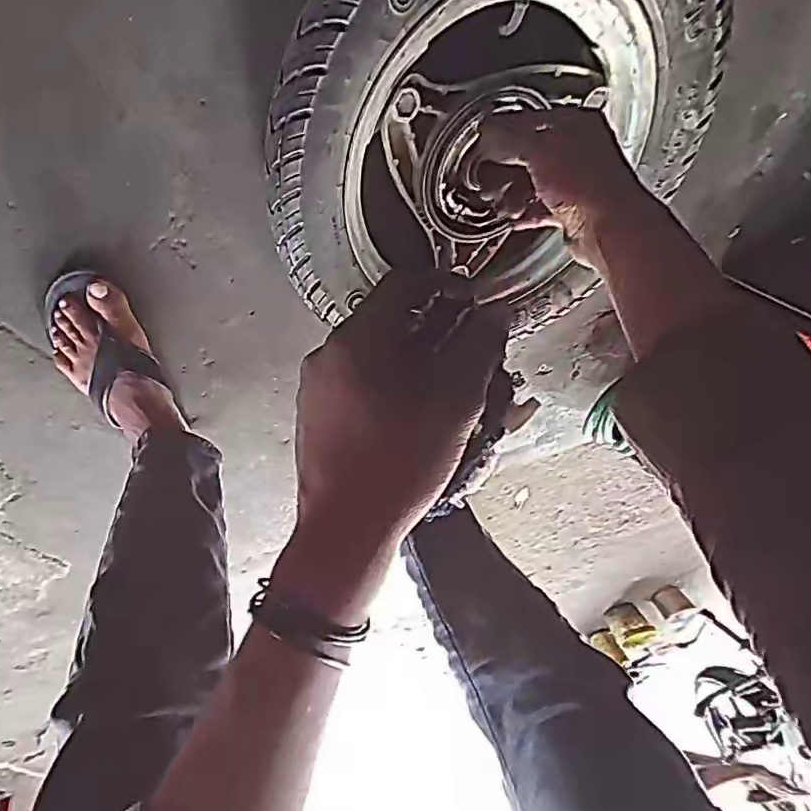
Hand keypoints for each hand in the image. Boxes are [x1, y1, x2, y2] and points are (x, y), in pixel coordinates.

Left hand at [273, 270, 504, 621]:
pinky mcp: (318, 419)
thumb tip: (492, 314)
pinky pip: (363, 390)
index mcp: (356, 339)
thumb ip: (478, 345)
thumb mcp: (455, 399)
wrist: (346, 527)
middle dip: (439, 336)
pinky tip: (423, 422)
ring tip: (456, 399)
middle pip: (392, 324)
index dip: (447, 286)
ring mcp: (318, 389)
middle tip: (473, 359)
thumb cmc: (398, 463)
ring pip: (379, 361)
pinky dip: (397, 394)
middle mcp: (328, 356)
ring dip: (421, 369)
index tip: (473, 302)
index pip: (404, 283)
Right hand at [475, 107, 648, 242]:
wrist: (607, 227)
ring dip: (511, 193)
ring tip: (500, 201)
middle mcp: (578, 150)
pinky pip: (538, 207)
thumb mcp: (539, 150)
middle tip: (486, 177)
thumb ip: (509, 138)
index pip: (528, 120)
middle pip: (528, 153)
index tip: (480, 145)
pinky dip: (523, 212)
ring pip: (532, 183)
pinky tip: (514, 216)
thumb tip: (488, 132)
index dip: (501, 132)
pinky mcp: (571, 210)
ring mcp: (575, 181)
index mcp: (575, 124)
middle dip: (504, 168)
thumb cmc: (588, 184)